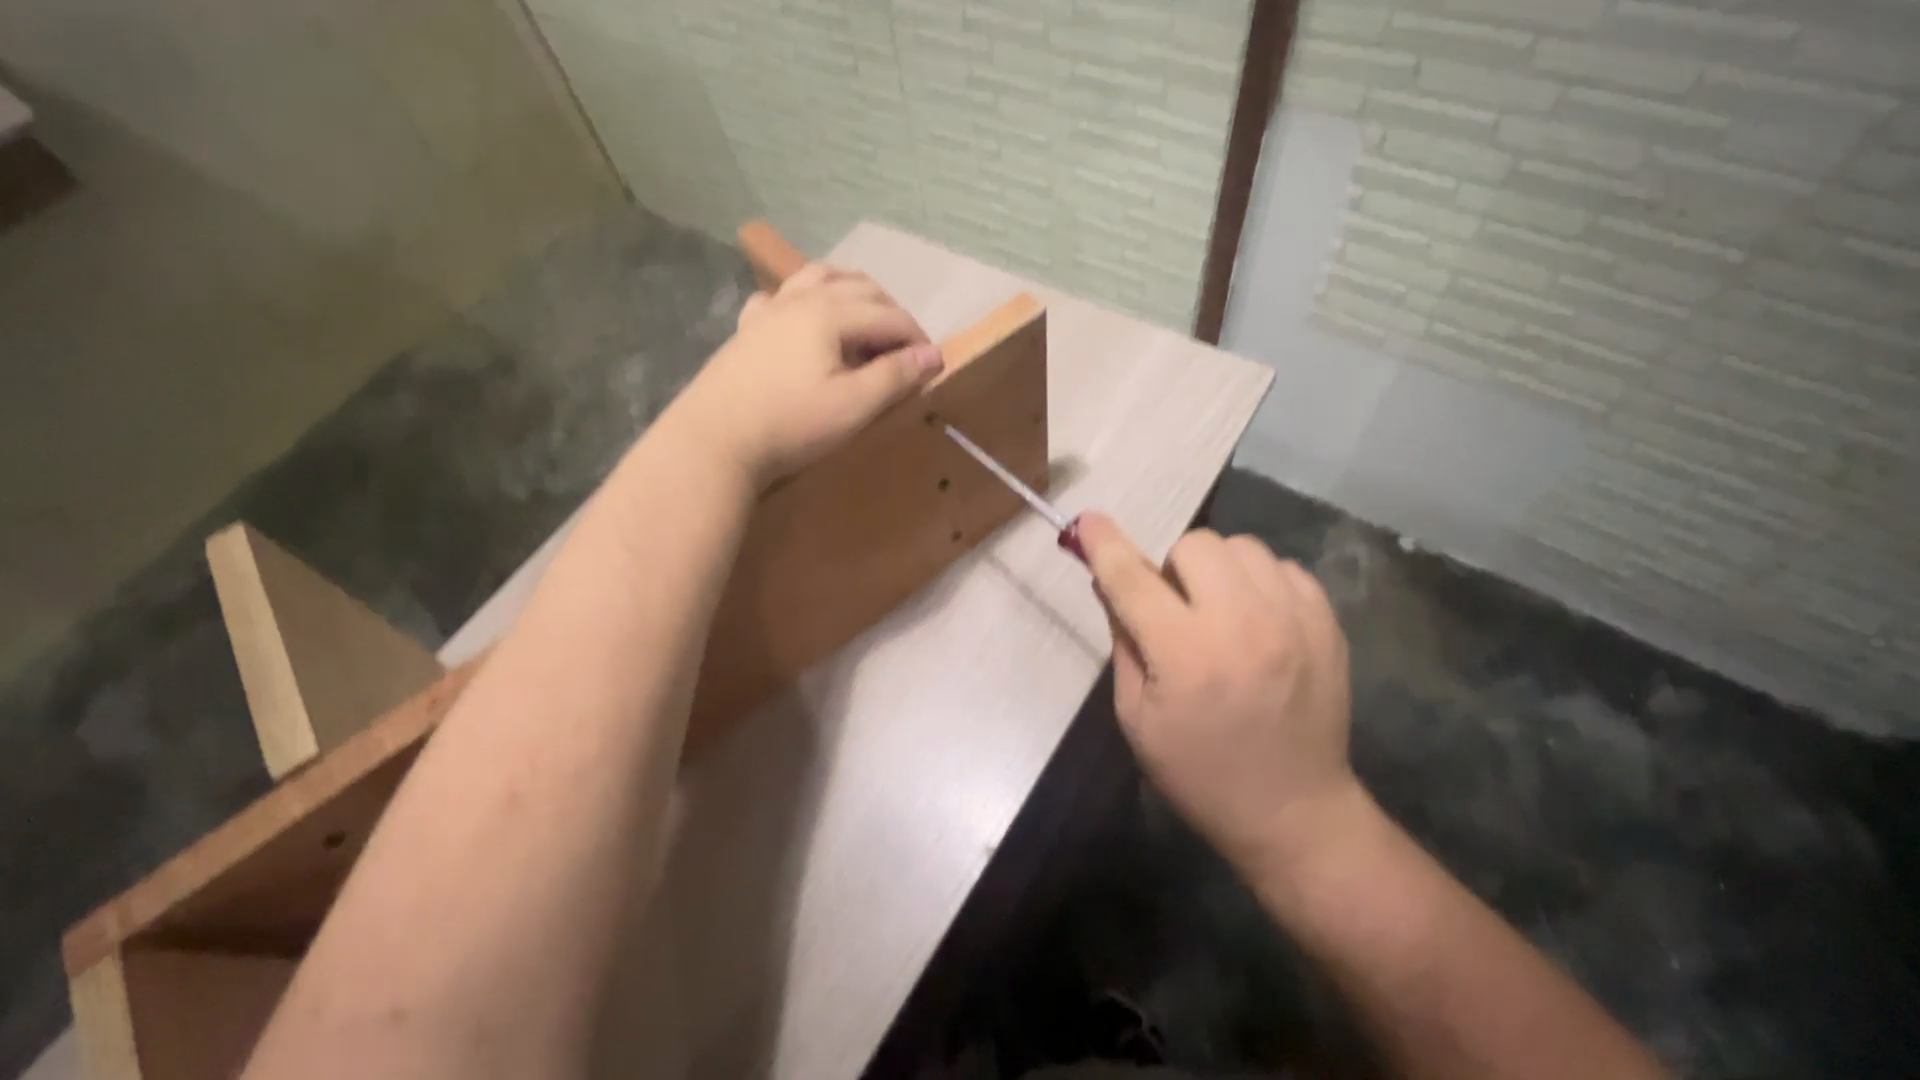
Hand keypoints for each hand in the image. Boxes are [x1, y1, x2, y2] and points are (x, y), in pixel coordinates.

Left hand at [670, 263, 943, 487]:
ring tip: (865, 320)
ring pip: (819, 278)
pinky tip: (803, 322)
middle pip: (860, 288)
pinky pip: (780, 297)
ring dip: (851, 292)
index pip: (890, 315)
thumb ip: (895, 377)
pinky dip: (804, 300)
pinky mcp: (746, 329)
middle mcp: (801, 298)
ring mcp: (769, 309)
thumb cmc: (791, 425)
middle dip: (891, 313)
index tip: (932, 368)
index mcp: (832, 312)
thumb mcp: (853, 406)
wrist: (714, 440)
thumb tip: (932, 355)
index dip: (917, 339)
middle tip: (904, 350)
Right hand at [1077, 513, 1360, 871]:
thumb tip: (1110, 583)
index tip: (1088, 520)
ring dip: (1219, 570)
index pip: (1133, 578)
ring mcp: (1293, 619)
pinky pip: (1284, 568)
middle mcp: (1242, 623)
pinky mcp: (1327, 624)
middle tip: (1175, 609)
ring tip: (1220, 612)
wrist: (1293, 810)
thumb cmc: (1198, 772)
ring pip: (1244, 548)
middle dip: (1172, 568)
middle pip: (1196, 544)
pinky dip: (1261, 583)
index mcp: (1186, 654)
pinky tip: (1257, 621)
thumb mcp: (1137, 717)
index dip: (1104, 544)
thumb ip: (1123, 642)